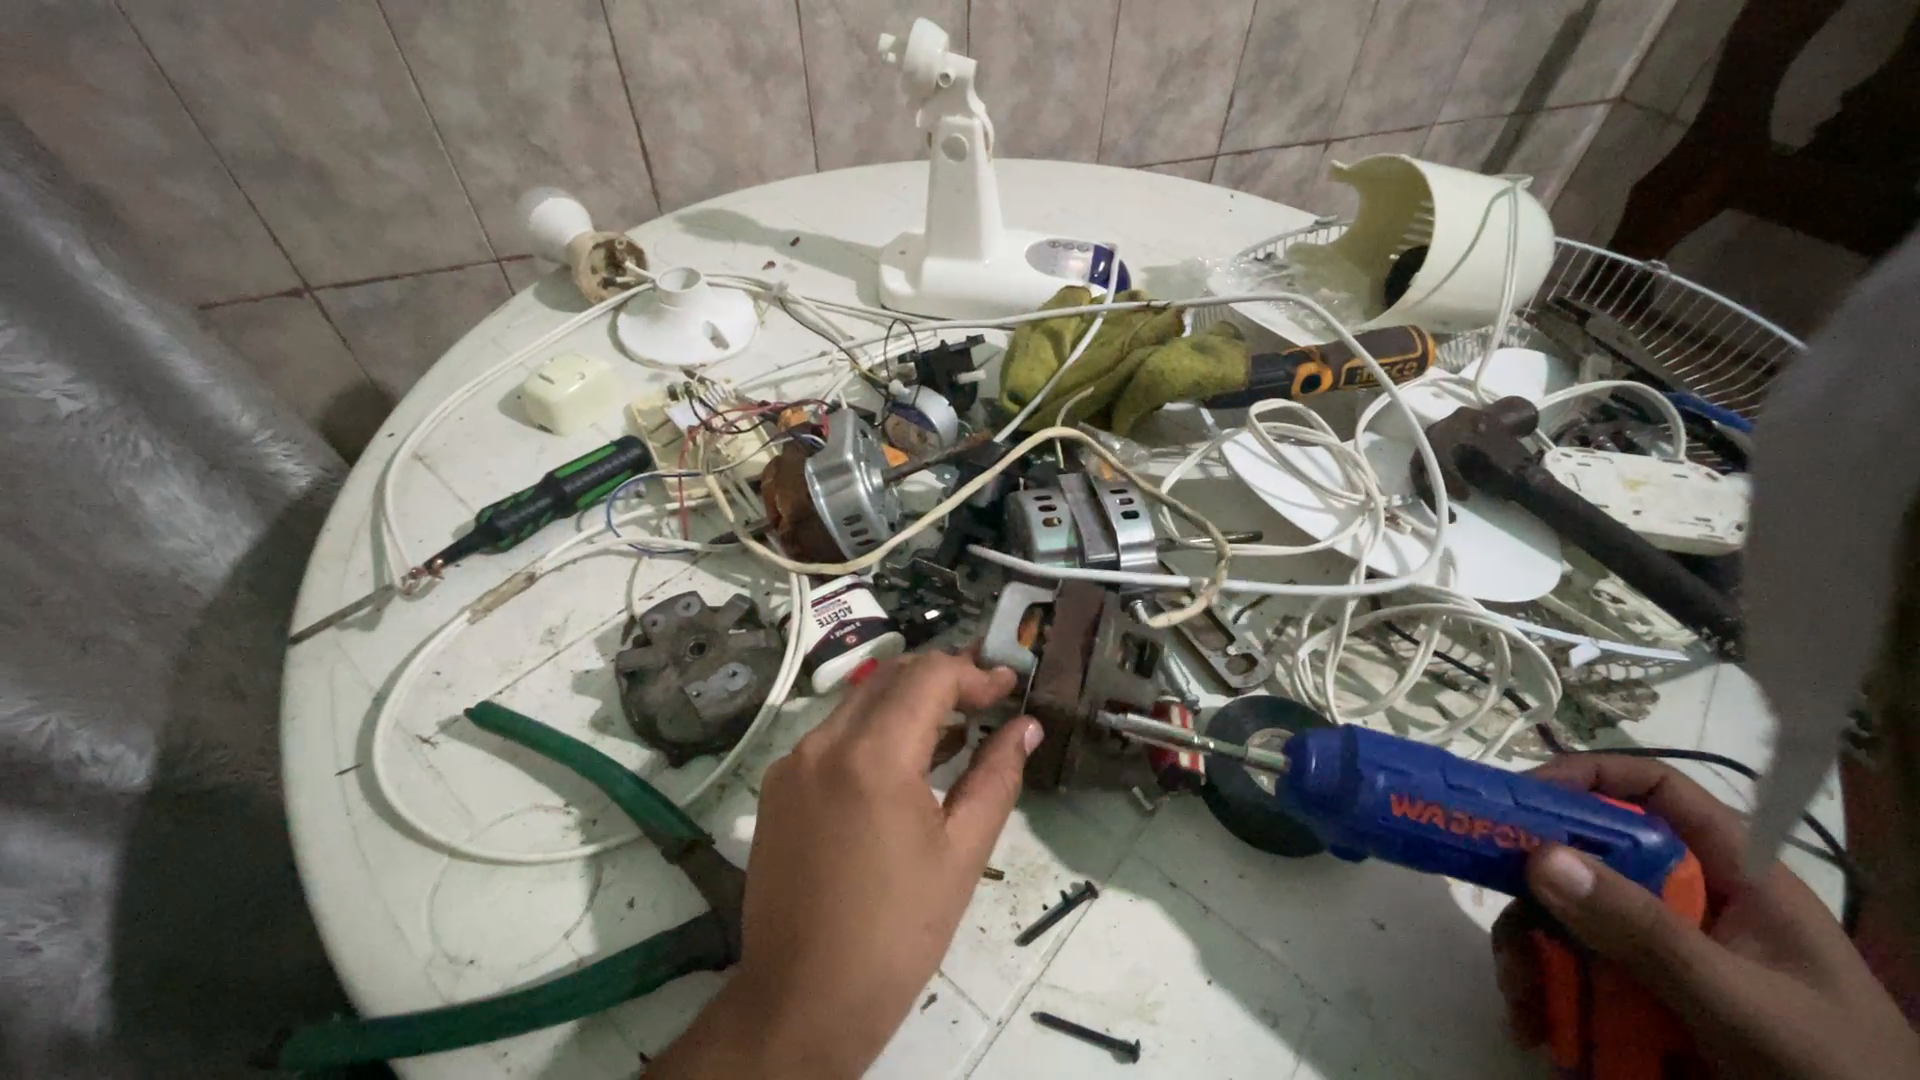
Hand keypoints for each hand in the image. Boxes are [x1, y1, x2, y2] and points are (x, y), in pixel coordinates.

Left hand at [651, 649, 1037, 1079]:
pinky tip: (905, 761)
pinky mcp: (778, 786)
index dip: (975, 673)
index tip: (1009, 685)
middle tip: (987, 695)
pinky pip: (832, 735)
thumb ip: (996, 778)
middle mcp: (823, 744)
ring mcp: (792, 763)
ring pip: (858, 701)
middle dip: (943, 677)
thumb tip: (1025, 727)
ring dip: (908, 701)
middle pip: (891, 677)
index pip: (929, 676)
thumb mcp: (962, 855)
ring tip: (956, 724)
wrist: (802, 1000)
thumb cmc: (897, 934)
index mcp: (872, 757)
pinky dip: (874, 730)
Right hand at [1492, 755, 1919, 1079]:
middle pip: (1587, 857)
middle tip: (1498, 917)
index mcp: (1731, 874)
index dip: (1587, 777)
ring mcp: (1660, 948)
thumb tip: (1540, 854)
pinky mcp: (1641, 992)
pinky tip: (1539, 1028)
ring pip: (1565, 917)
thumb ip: (1645, 931)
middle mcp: (1685, 899)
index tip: (1518, 799)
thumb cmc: (1832, 1069)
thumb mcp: (1739, 1000)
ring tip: (1525, 1003)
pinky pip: (1570, 970)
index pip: (1654, 791)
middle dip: (1532, 889)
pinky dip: (1544, 993)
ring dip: (1529, 952)